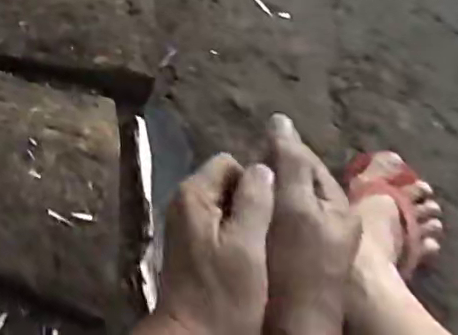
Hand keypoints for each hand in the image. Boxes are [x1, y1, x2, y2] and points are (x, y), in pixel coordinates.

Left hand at [143, 154, 274, 334]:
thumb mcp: (247, 247)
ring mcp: (183, 222)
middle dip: (250, 202)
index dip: (255, 183)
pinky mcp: (187, 244)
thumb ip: (254, 202)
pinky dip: (232, 236)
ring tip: (263, 249)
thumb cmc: (223, 295)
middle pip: (224, 183)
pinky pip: (214, 225)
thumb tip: (262, 167)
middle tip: (272, 234)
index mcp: (193, 192)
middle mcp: (183, 199)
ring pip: (222, 206)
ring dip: (243, 222)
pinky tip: (247, 261)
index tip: (274, 212)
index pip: (228, 163)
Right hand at [261, 115, 359, 334]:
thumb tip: (280, 119)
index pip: (304, 158)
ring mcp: (319, 240)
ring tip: (242, 189)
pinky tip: (249, 213)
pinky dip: (266, 211)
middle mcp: (333, 220)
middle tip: (243, 169)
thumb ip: (289, 160)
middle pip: (297, 178)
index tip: (249, 145)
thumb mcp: (295, 203)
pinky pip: (281, 220)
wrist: (303, 323)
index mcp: (338, 205)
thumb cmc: (300, 260)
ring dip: (266, 190)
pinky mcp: (302, 257)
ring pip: (287, 199)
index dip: (277, 146)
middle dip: (270, 169)